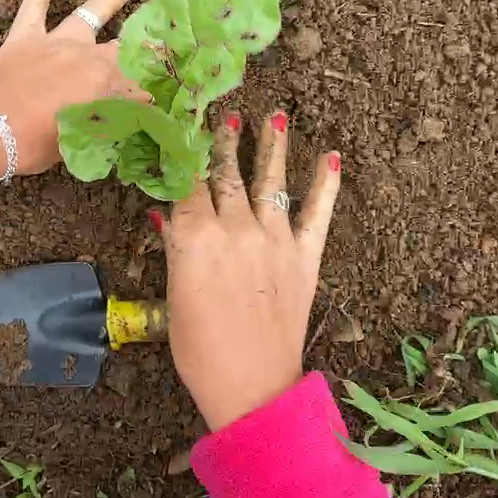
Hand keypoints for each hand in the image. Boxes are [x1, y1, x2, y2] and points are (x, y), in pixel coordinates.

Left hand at [0, 0, 154, 227]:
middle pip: (127, 46)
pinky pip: (36, 3)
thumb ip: (98, 129)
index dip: (155, 93)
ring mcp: (57, 42)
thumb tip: (118, 124)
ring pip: (94, 10)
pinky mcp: (25, 37)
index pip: (139, 89)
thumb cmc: (28, 145)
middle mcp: (88, 57)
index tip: (171, 95)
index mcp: (104, 87)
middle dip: (153, 39)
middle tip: (175, 27)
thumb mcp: (73, 144)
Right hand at [159, 113, 341, 431]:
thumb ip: (175, 247)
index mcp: (194, 237)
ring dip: (272, 145)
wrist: (252, 386)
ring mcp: (274, 239)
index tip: (179, 123)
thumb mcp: (173, 294)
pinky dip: (326, 184)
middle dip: (222, 139)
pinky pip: (318, 213)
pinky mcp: (306, 257)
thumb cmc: (199, 349)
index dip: (180, 150)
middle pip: (225, 173)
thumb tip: (166, 214)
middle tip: (224, 111)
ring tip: (275, 115)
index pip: (184, 181)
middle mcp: (235, 228)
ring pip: (270, 180)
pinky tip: (331, 157)